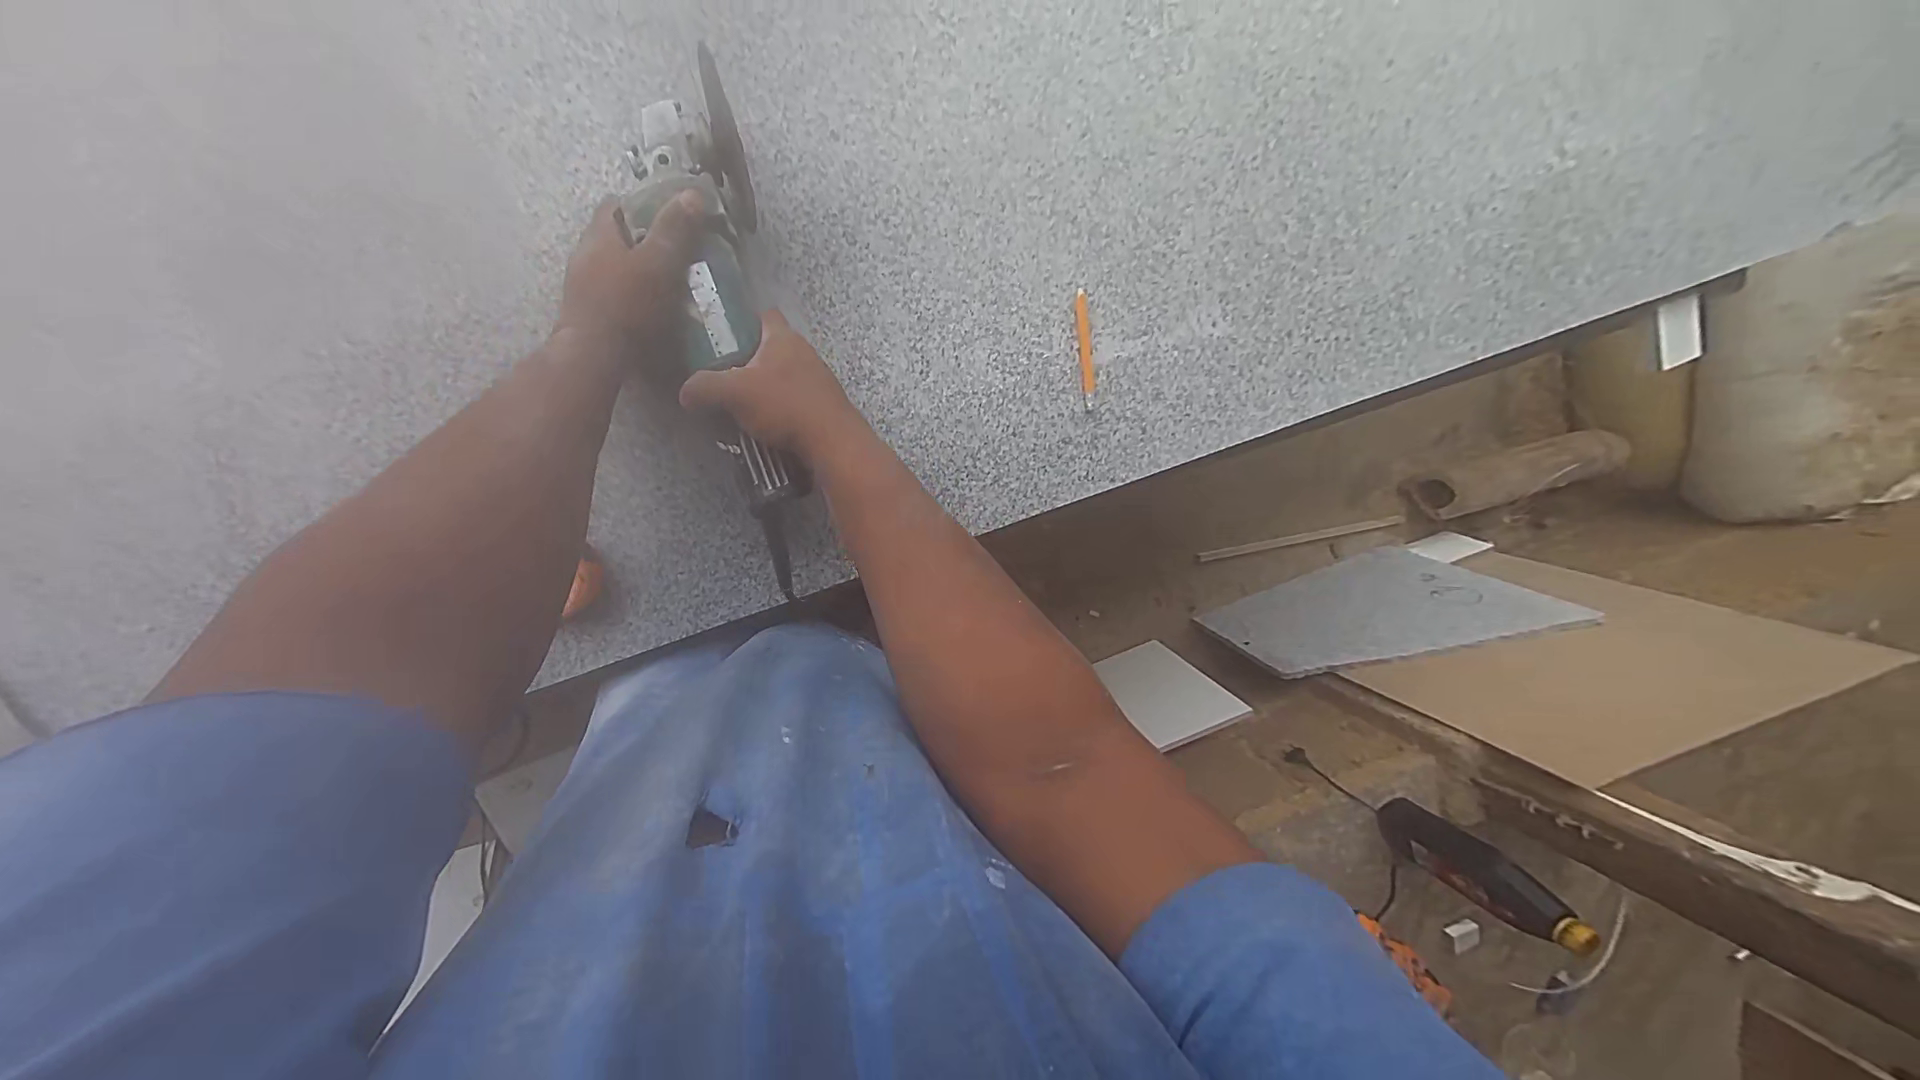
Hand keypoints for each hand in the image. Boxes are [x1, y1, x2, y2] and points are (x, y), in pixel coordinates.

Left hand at [552, 190, 703, 369]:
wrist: (595, 356)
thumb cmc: (627, 305)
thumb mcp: (658, 264)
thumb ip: (674, 230)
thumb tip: (693, 194)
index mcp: (599, 236)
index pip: (616, 205)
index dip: (643, 205)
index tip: (671, 217)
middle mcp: (585, 256)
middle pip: (617, 238)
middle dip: (645, 243)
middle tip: (678, 256)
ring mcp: (583, 288)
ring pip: (615, 269)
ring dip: (640, 274)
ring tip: (672, 288)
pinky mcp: (589, 315)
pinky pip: (616, 296)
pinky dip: (635, 299)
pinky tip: (654, 314)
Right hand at [678, 310, 865, 460]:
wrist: (833, 442)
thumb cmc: (785, 406)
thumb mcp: (735, 393)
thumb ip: (705, 388)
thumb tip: (686, 393)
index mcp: (784, 338)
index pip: (764, 315)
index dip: (743, 320)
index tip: (724, 334)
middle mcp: (805, 354)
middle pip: (773, 349)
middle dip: (751, 361)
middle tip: (727, 377)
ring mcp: (819, 381)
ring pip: (786, 377)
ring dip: (767, 389)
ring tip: (744, 407)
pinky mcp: (825, 407)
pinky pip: (797, 401)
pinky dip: (782, 410)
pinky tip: (768, 427)